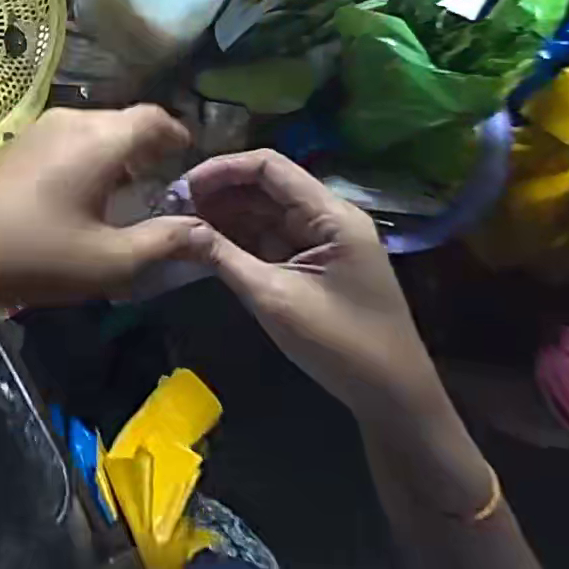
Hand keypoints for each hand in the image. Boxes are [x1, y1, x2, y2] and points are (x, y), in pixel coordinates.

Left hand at [0, 106, 202, 306]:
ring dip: (115, 150)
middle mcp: (70, 121)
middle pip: (122, 121)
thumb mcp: (108, 261)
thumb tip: (206, 233)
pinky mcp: (16, 143)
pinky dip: (87, 154)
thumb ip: (163, 242)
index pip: (153, 118)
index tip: (186, 155)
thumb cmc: (34, 256)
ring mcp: (37, 129)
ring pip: (92, 128)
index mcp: (100, 139)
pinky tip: (80, 190)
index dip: (175, 134)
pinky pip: (65, 138)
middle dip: (147, 145)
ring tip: (125, 186)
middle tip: (160, 176)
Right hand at [184, 150, 442, 418]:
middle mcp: (327, 216)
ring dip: (225, 214)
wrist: (394, 400)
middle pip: (265, 185)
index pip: (269, 167)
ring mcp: (321, 239)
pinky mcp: (313, 261)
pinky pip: (269, 236)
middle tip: (175, 206)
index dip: (223, 169)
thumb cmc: (340, 345)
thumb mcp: (274, 299)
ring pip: (264, 210)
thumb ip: (223, 256)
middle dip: (219, 192)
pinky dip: (238, 237)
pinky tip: (207, 241)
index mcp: (331, 215)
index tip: (184, 186)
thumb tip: (178, 226)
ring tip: (183, 222)